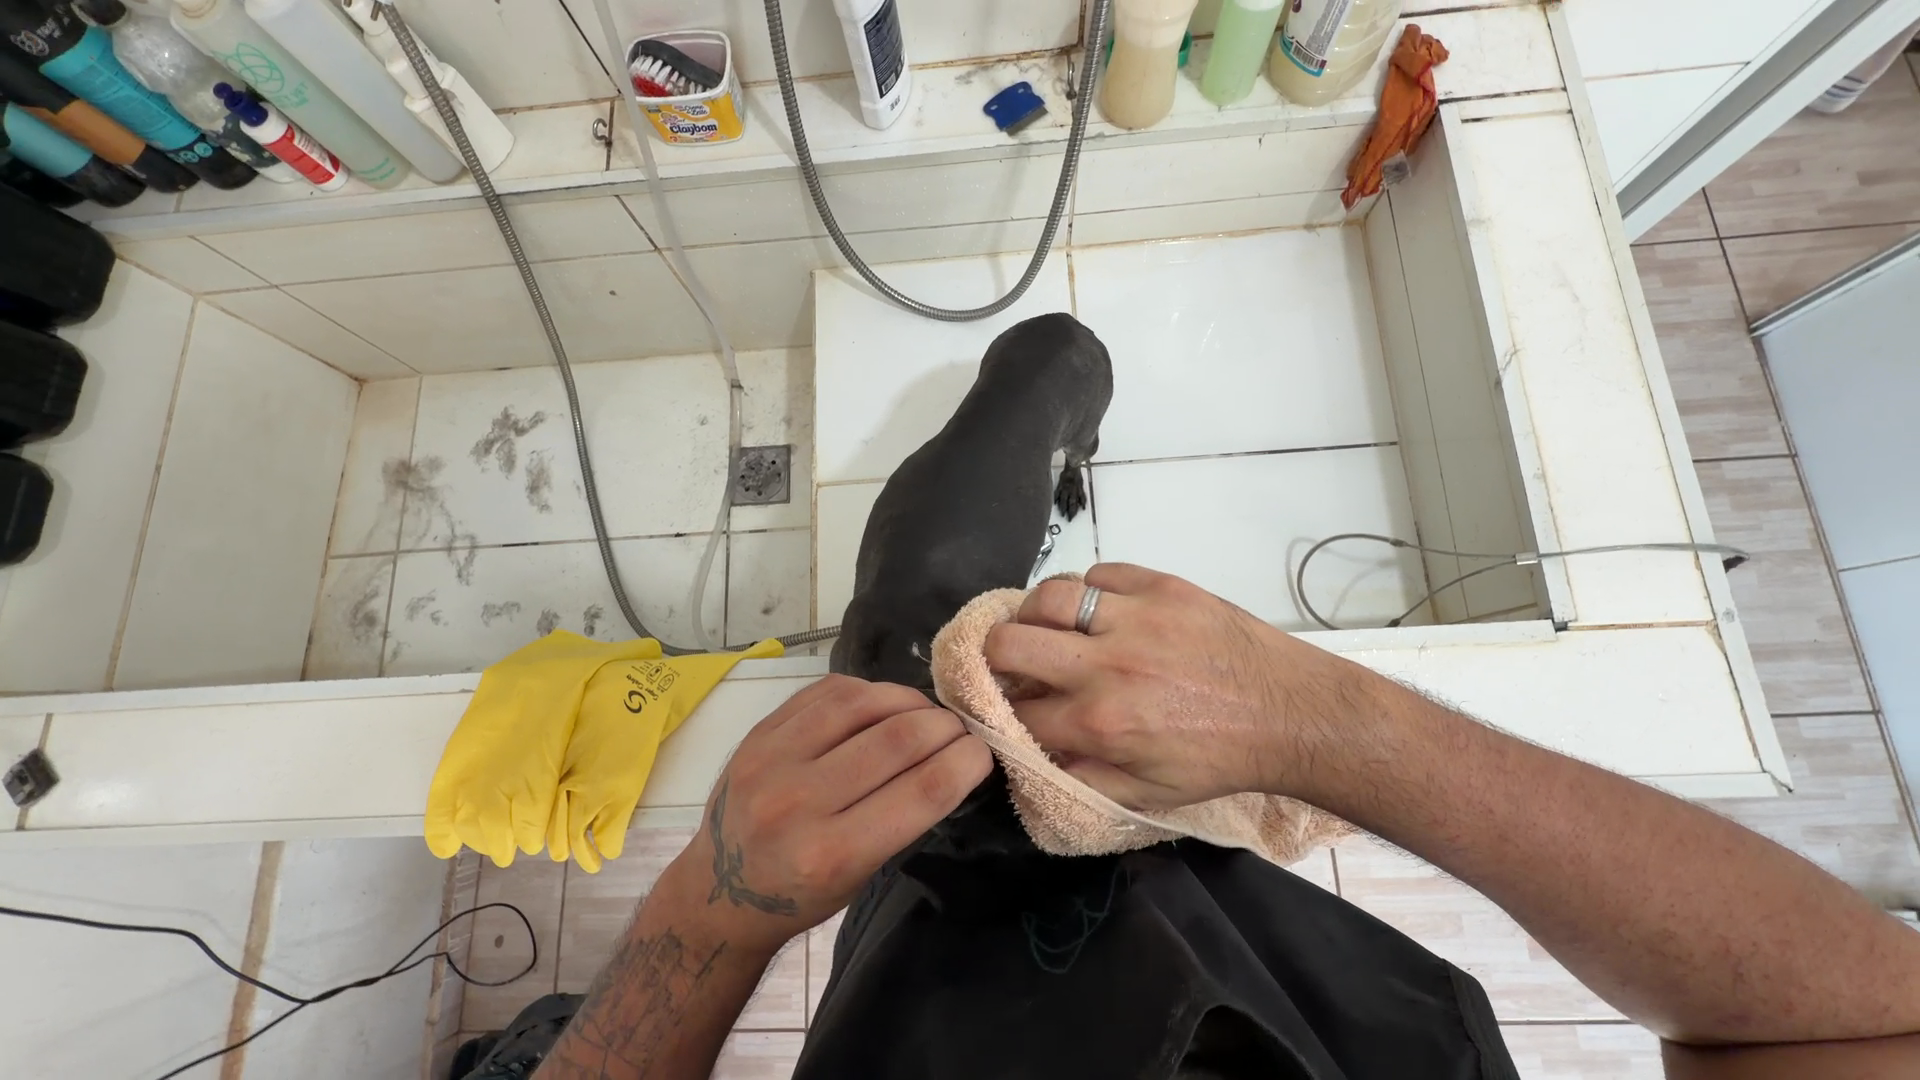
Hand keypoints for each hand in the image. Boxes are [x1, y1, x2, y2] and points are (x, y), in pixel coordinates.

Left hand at [654, 675, 991, 955]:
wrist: (720, 890)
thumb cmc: (801, 895)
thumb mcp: (862, 875)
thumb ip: (904, 816)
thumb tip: (954, 754)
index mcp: (831, 854)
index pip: (920, 792)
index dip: (965, 762)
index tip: (983, 751)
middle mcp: (798, 802)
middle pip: (896, 741)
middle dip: (944, 727)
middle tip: (960, 728)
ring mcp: (771, 760)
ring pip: (861, 704)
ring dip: (908, 700)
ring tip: (926, 711)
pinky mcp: (759, 732)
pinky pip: (827, 692)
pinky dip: (868, 691)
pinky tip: (883, 703)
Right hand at [983, 563, 1376, 809]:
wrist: (1292, 714)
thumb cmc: (1219, 758)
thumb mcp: (1148, 794)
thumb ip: (1083, 780)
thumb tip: (1034, 759)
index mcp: (1101, 723)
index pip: (1017, 710)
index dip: (1000, 710)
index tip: (1004, 704)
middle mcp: (1107, 665)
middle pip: (1009, 642)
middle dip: (995, 655)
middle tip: (1011, 661)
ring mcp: (1135, 617)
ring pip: (1048, 595)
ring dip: (1036, 613)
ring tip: (1048, 625)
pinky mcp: (1162, 586)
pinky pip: (1099, 574)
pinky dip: (1089, 591)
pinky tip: (1099, 610)